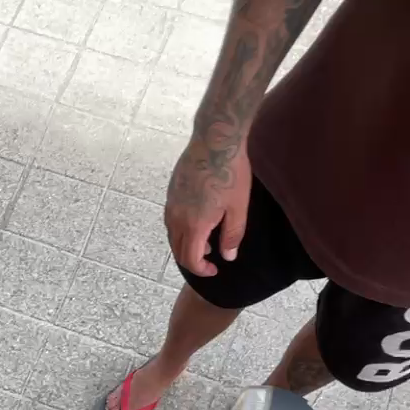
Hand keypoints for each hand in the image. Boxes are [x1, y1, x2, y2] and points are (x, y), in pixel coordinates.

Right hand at [165, 138, 251, 276]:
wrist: (215, 139)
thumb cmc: (230, 171)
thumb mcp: (238, 207)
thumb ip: (232, 235)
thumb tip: (228, 256)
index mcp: (195, 226)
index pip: (191, 259)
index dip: (202, 270)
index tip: (214, 270)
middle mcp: (177, 219)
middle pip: (179, 251)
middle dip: (193, 260)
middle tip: (209, 260)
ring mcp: (171, 206)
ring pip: (172, 237)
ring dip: (186, 245)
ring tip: (204, 242)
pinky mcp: (170, 194)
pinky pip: (170, 221)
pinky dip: (180, 230)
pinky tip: (194, 222)